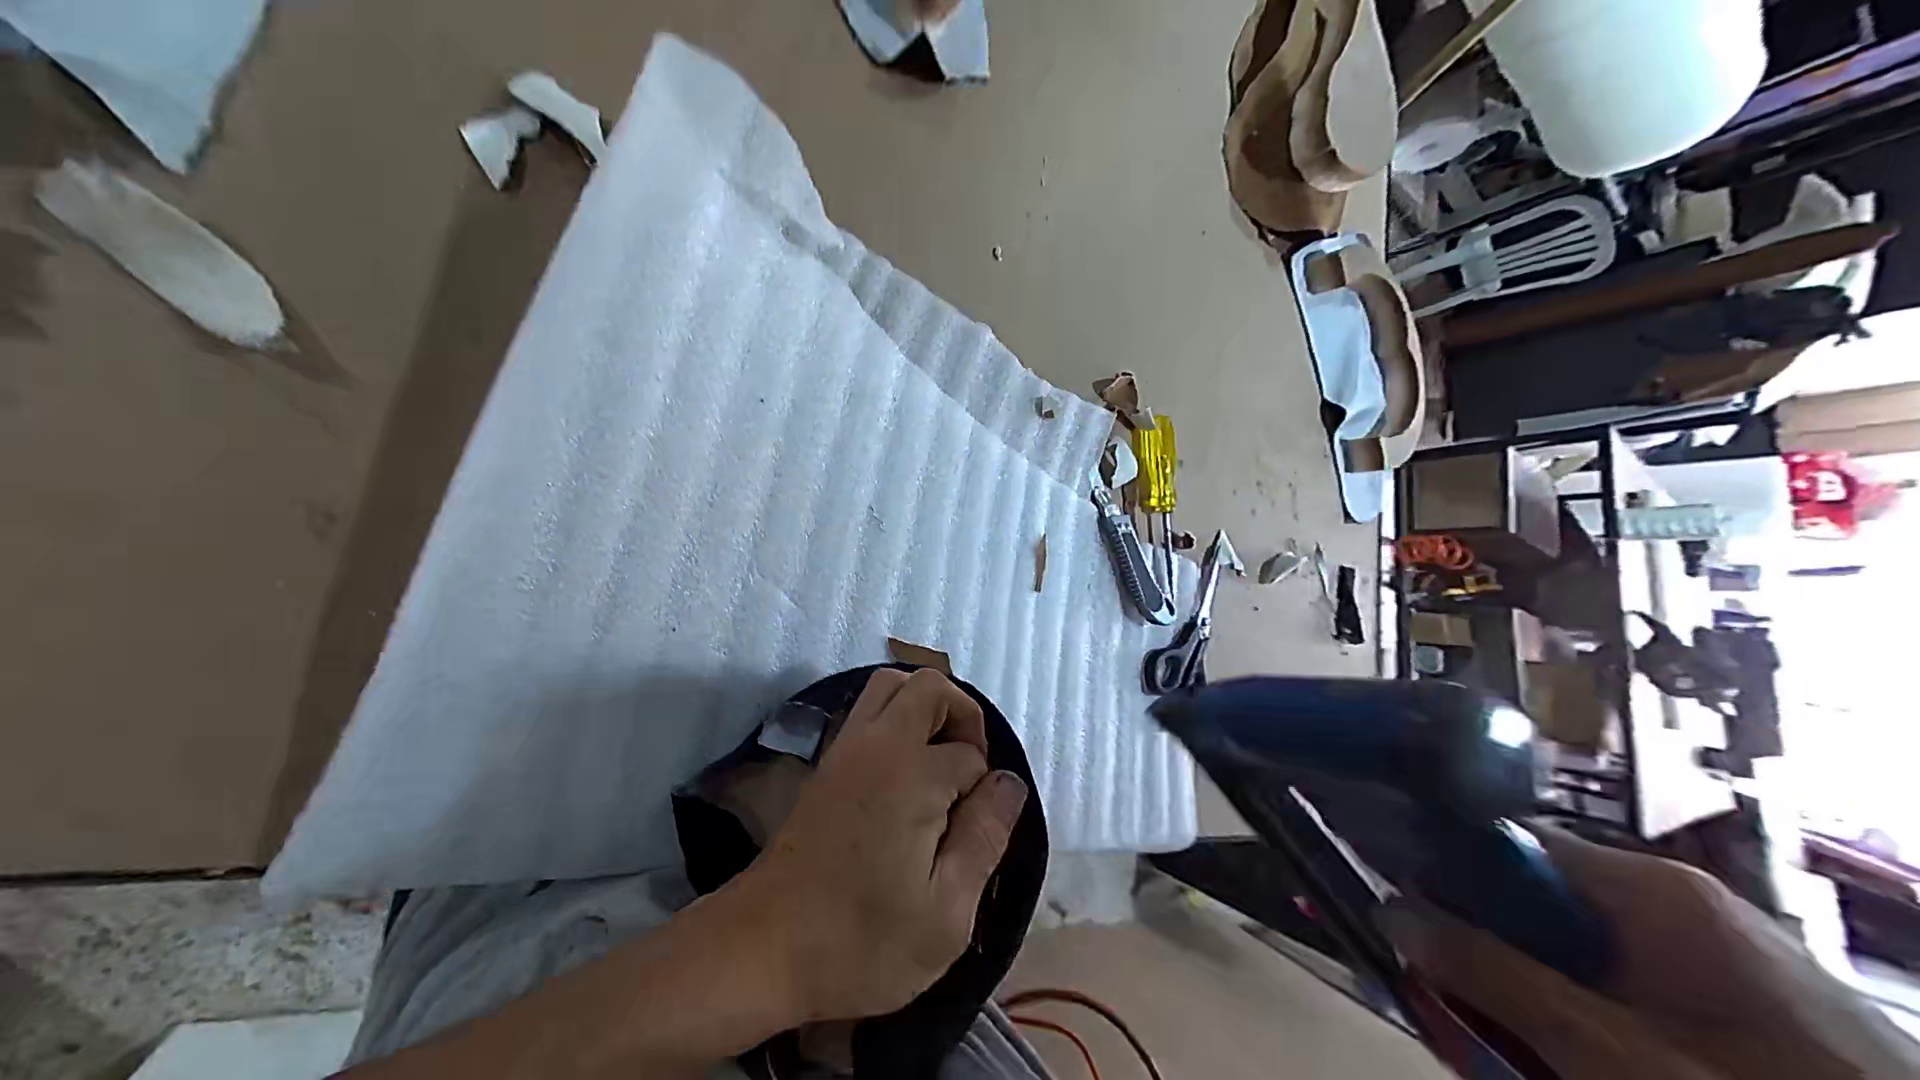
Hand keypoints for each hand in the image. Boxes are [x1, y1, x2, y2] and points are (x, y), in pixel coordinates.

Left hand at [729, 668, 1029, 1023]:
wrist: (761, 950)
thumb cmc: (861, 942)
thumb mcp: (946, 912)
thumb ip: (984, 837)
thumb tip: (1009, 782)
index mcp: (912, 775)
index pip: (970, 753)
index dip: (983, 789)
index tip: (973, 835)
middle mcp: (877, 745)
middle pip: (929, 686)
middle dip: (963, 716)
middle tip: (967, 777)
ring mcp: (845, 749)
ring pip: (890, 686)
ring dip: (925, 709)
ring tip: (938, 767)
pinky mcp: (824, 765)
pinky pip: (867, 713)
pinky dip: (895, 721)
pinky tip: (903, 778)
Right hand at [1382, 826, 1919, 1079]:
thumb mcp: (1612, 1058)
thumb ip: (1493, 977)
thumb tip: (1390, 910)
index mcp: (1649, 890)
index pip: (1506, 843)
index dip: (1446, 875)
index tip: (1405, 918)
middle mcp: (1678, 899)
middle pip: (1538, 900)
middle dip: (1490, 950)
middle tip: (1459, 1004)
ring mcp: (1718, 947)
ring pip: (1578, 947)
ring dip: (1534, 988)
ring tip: (1523, 1045)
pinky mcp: (1745, 995)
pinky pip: (1627, 981)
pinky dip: (1588, 1011)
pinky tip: (1586, 1058)